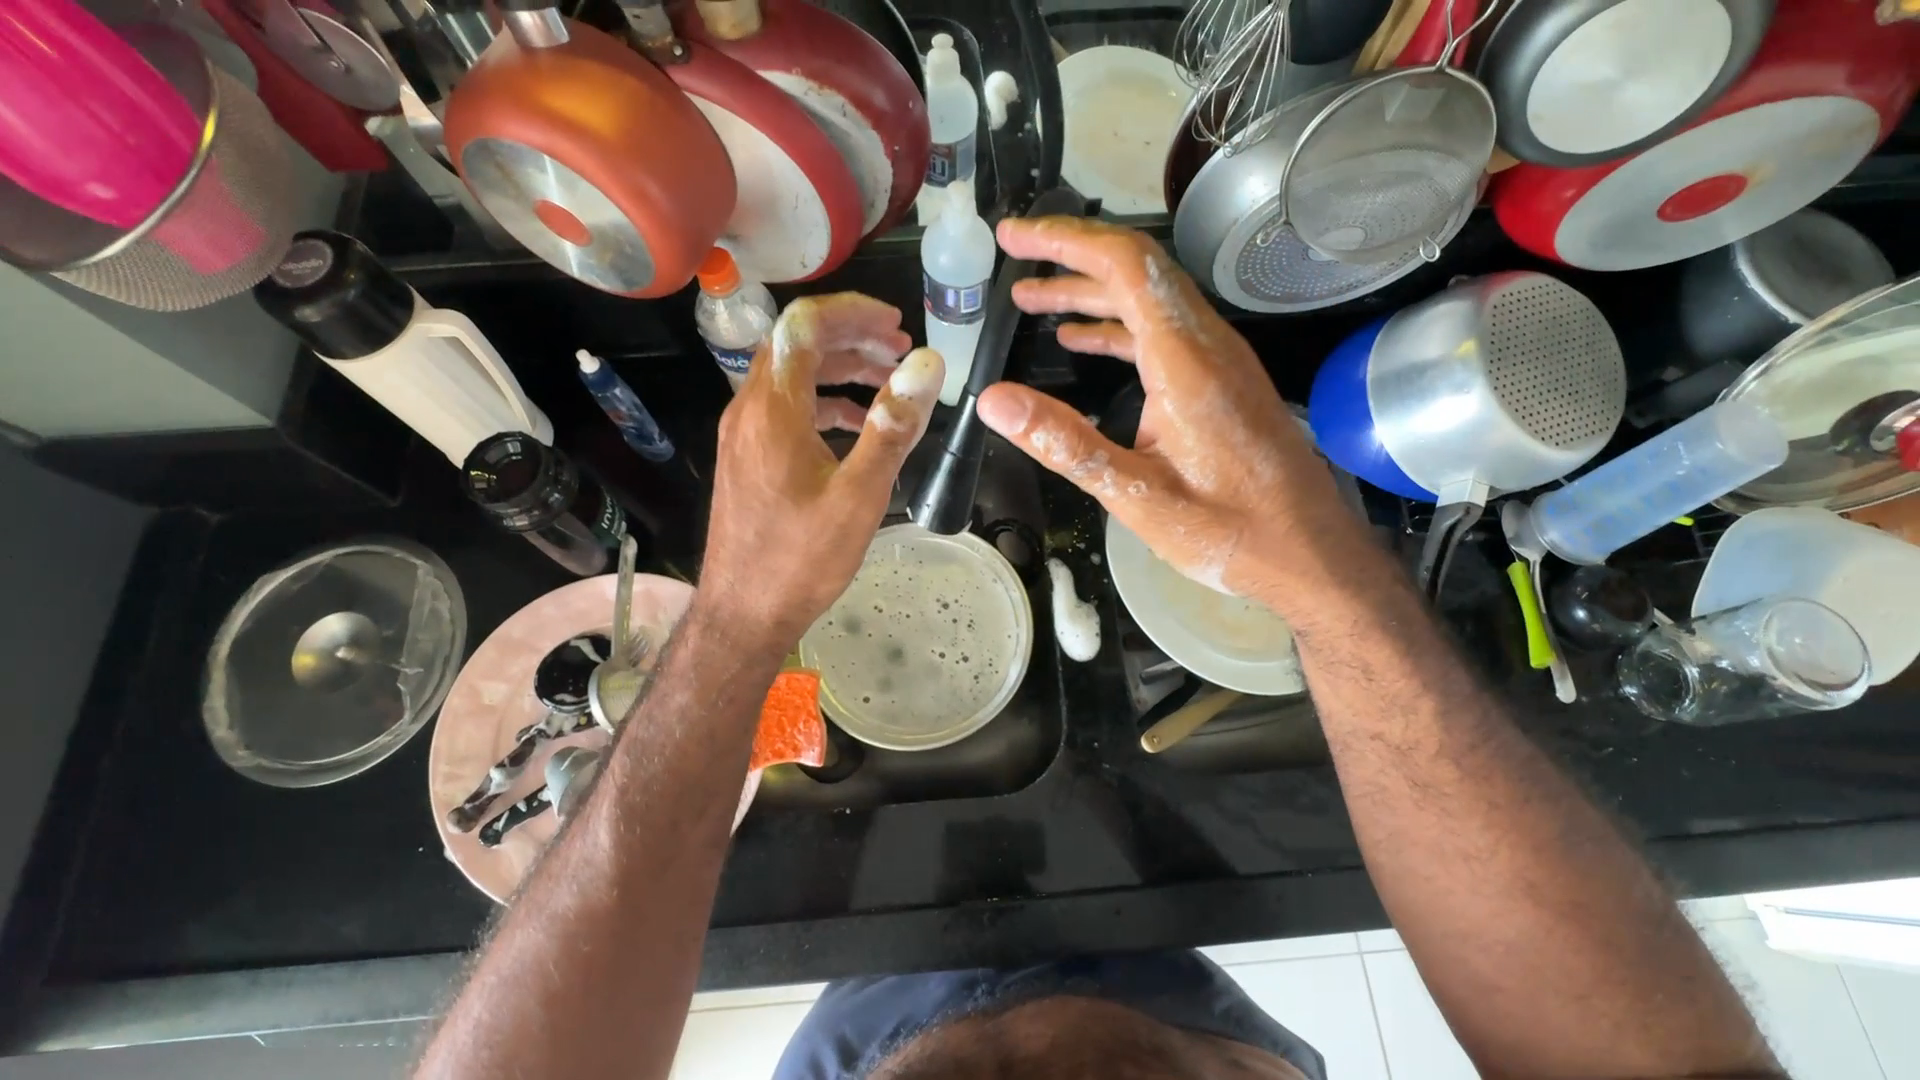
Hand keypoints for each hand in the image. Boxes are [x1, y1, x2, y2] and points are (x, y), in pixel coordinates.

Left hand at [698, 293, 943, 647]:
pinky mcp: (747, 457)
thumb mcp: (859, 495)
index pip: (804, 325)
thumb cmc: (802, 559)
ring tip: (888, 378)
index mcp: (773, 409)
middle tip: (900, 348)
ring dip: (839, 368)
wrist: (743, 614)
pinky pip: (786, 409)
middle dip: (851, 336)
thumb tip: (927, 364)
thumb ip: (893, 425)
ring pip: (791, 376)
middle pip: (796, 344)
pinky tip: (857, 424)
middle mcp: (749, 410)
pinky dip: (824, 402)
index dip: (853, 312)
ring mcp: (743, 434)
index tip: (898, 325)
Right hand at [975, 217, 1357, 605]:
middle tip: (1013, 252)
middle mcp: (1206, 344)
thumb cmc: (1229, 531)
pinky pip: (1162, 332)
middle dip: (1070, 253)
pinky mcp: (1221, 381)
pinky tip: (1080, 340)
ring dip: (1089, 291)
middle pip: (1138, 268)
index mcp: (1186, 362)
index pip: (1126, 266)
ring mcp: (1218, 360)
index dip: (1064, 240)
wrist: (1310, 553)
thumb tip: (993, 400)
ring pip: (1149, 299)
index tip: (1013, 234)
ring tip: (1031, 298)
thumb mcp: (1137, 496)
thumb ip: (1066, 443)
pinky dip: (1116, 325)